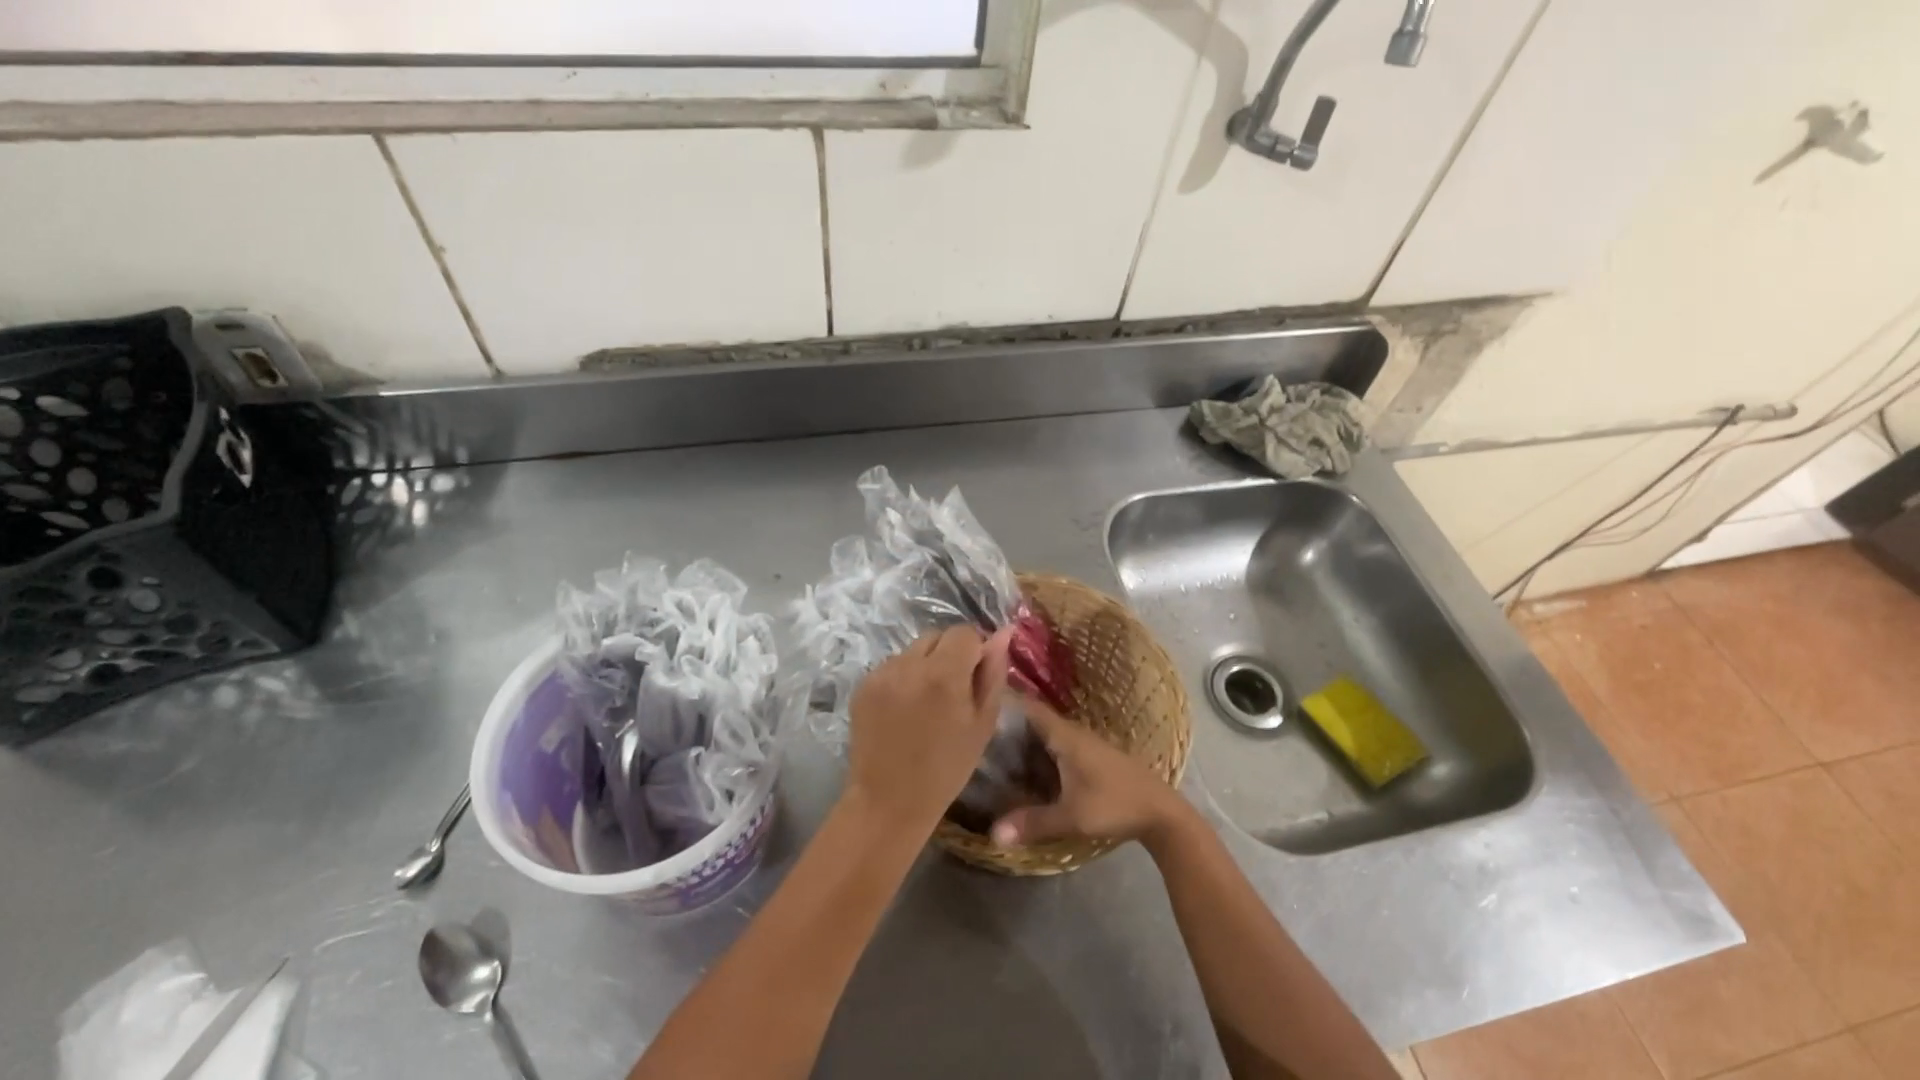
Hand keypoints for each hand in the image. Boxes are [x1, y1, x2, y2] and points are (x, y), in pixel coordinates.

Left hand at [846, 626, 1012, 830]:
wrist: (889, 800)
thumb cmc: (947, 769)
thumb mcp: (983, 724)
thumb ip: (993, 674)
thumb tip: (1003, 634)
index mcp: (944, 674)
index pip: (964, 632)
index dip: (975, 650)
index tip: (974, 679)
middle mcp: (908, 664)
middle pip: (937, 636)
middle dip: (949, 655)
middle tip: (953, 693)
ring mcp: (881, 673)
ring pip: (913, 650)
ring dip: (925, 666)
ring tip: (926, 705)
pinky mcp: (862, 684)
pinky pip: (892, 667)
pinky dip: (903, 679)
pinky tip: (905, 711)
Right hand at [990, 695, 1189, 847]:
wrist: (1162, 813)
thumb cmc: (1114, 805)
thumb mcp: (1070, 817)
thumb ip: (1032, 823)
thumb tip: (993, 834)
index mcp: (1065, 736)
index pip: (1029, 708)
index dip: (1005, 703)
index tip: (979, 705)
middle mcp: (1075, 734)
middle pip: (1035, 722)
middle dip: (1008, 727)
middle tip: (978, 736)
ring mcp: (1087, 746)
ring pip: (1048, 737)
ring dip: (1025, 743)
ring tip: (995, 753)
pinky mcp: (1094, 759)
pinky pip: (1059, 749)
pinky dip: (1041, 755)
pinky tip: (1029, 772)